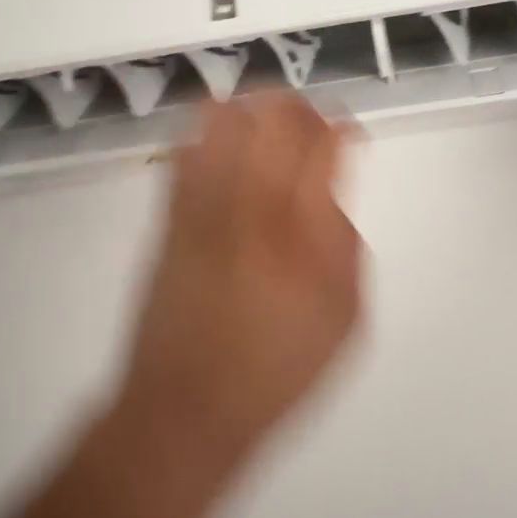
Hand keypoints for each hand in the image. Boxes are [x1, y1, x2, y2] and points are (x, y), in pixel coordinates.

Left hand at [116, 92, 363, 459]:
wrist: (184, 410)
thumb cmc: (277, 372)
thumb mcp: (345, 319)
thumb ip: (345, 245)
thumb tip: (329, 195)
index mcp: (303, 232)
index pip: (325, 143)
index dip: (343, 129)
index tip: (350, 139)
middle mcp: (250, 204)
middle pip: (275, 114)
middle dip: (301, 108)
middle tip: (312, 129)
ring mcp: (201, 207)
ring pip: (225, 118)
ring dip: (254, 111)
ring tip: (269, 132)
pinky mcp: (166, 217)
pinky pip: (185, 149)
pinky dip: (209, 133)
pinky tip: (226, 148)